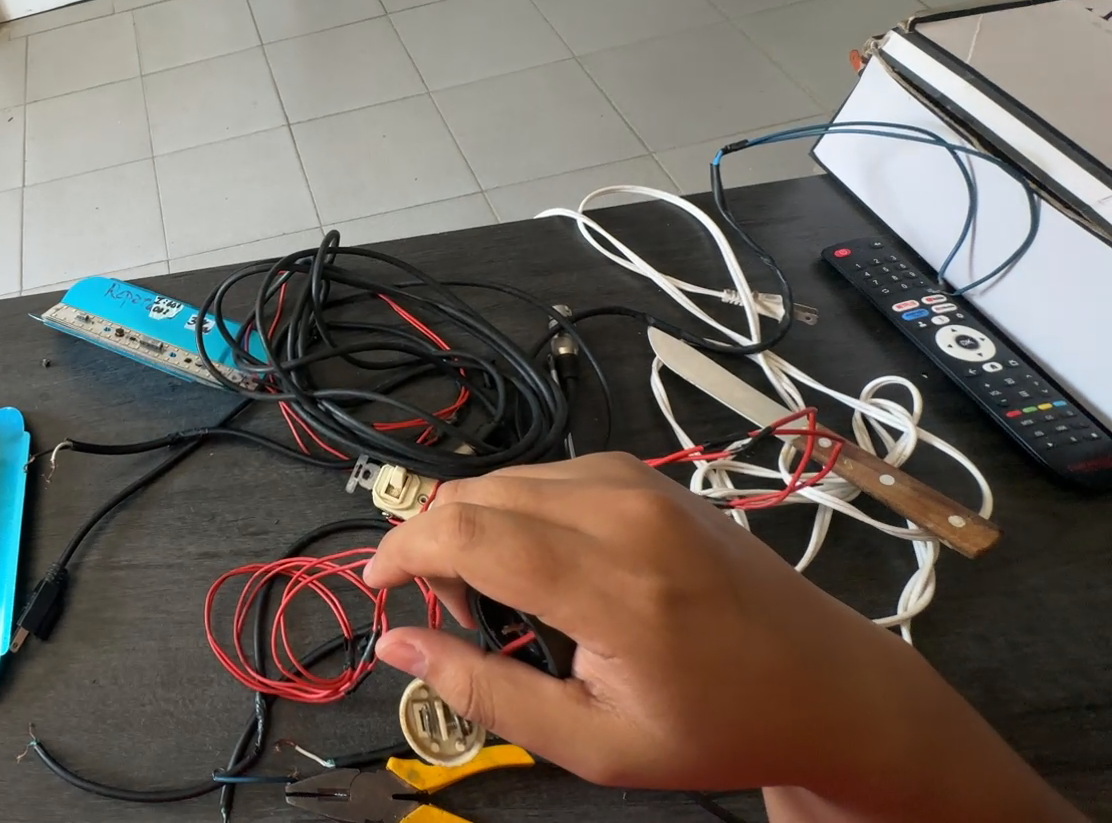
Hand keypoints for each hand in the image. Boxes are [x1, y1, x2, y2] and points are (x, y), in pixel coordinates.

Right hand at [363, 453, 1080, 821]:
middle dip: (428, 544)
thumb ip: (483, 692)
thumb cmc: (715, 725)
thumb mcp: (594, 744)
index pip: (465, 533)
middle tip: (453, 608)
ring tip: (497, 588)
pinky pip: (531, 475)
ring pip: (493, 481)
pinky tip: (534, 557)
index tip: (379, 587)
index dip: (402, 552)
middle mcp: (616, 510)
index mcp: (615, 586)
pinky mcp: (632, 469)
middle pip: (467, 497)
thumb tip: (394, 644)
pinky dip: (504, 511)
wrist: (834, 683)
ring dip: (465, 527)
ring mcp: (627, 479)